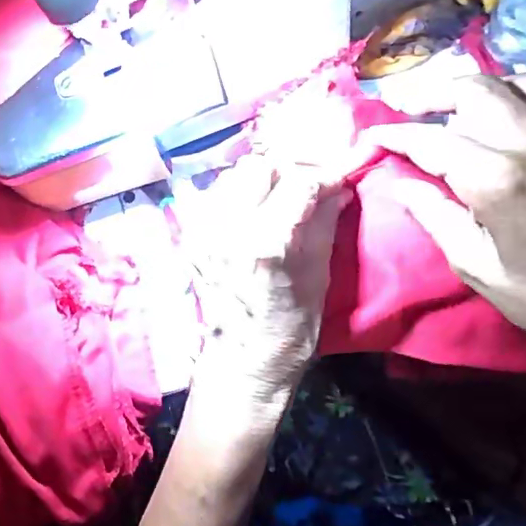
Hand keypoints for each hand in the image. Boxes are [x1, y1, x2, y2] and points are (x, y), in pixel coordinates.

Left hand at [187, 156, 350, 416]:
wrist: (242, 359)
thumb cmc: (292, 325)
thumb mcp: (319, 274)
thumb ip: (324, 222)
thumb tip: (337, 186)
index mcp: (265, 241)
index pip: (297, 180)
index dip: (322, 175)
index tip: (337, 180)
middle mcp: (226, 227)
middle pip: (257, 167)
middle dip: (286, 169)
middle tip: (306, 185)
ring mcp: (201, 229)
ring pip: (230, 176)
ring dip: (258, 179)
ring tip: (278, 197)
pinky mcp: (189, 235)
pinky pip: (213, 196)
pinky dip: (235, 194)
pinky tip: (252, 211)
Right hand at [361, 73, 525, 418]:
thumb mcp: (478, 270)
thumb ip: (435, 217)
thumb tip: (400, 185)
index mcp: (496, 178)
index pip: (428, 138)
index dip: (392, 135)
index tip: (372, 138)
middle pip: (476, 89)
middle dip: (433, 94)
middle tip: (411, 111)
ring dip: (493, 89)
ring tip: (473, 109)